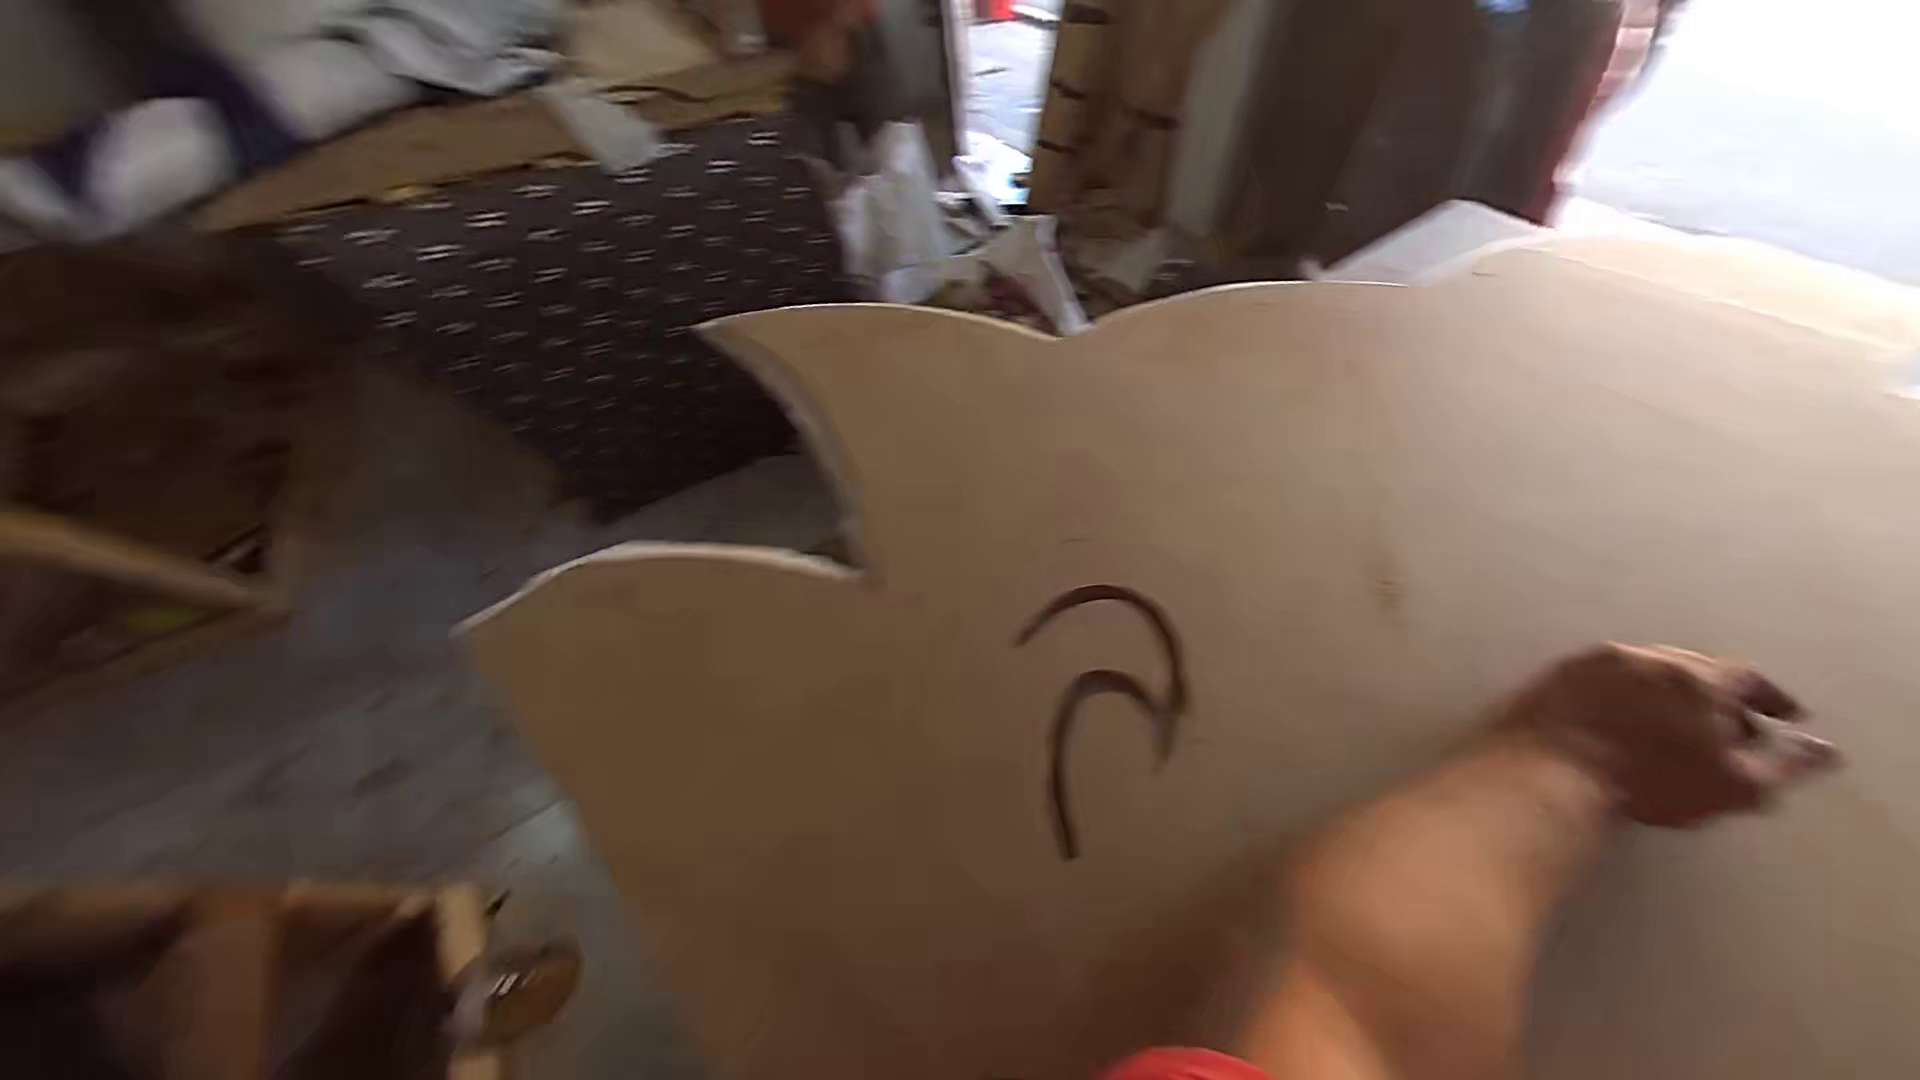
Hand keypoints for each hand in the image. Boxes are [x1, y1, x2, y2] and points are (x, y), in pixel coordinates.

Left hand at [1499, 644, 1839, 826]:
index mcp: (1689, 675)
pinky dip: (1615, 694)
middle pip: (1686, 667)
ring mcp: (1583, 664)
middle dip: (1711, 693)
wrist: (1546, 769)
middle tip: (1722, 723)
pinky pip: (1593, 680)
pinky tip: (1619, 718)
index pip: (1743, 676)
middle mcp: (1634, 658)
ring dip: (1658, 691)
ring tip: (1670, 722)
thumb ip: (1785, 763)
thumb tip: (1818, 748)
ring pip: (1636, 671)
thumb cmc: (1648, 779)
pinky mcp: (1546, 677)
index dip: (1766, 697)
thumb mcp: (1738, 784)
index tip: (1780, 716)